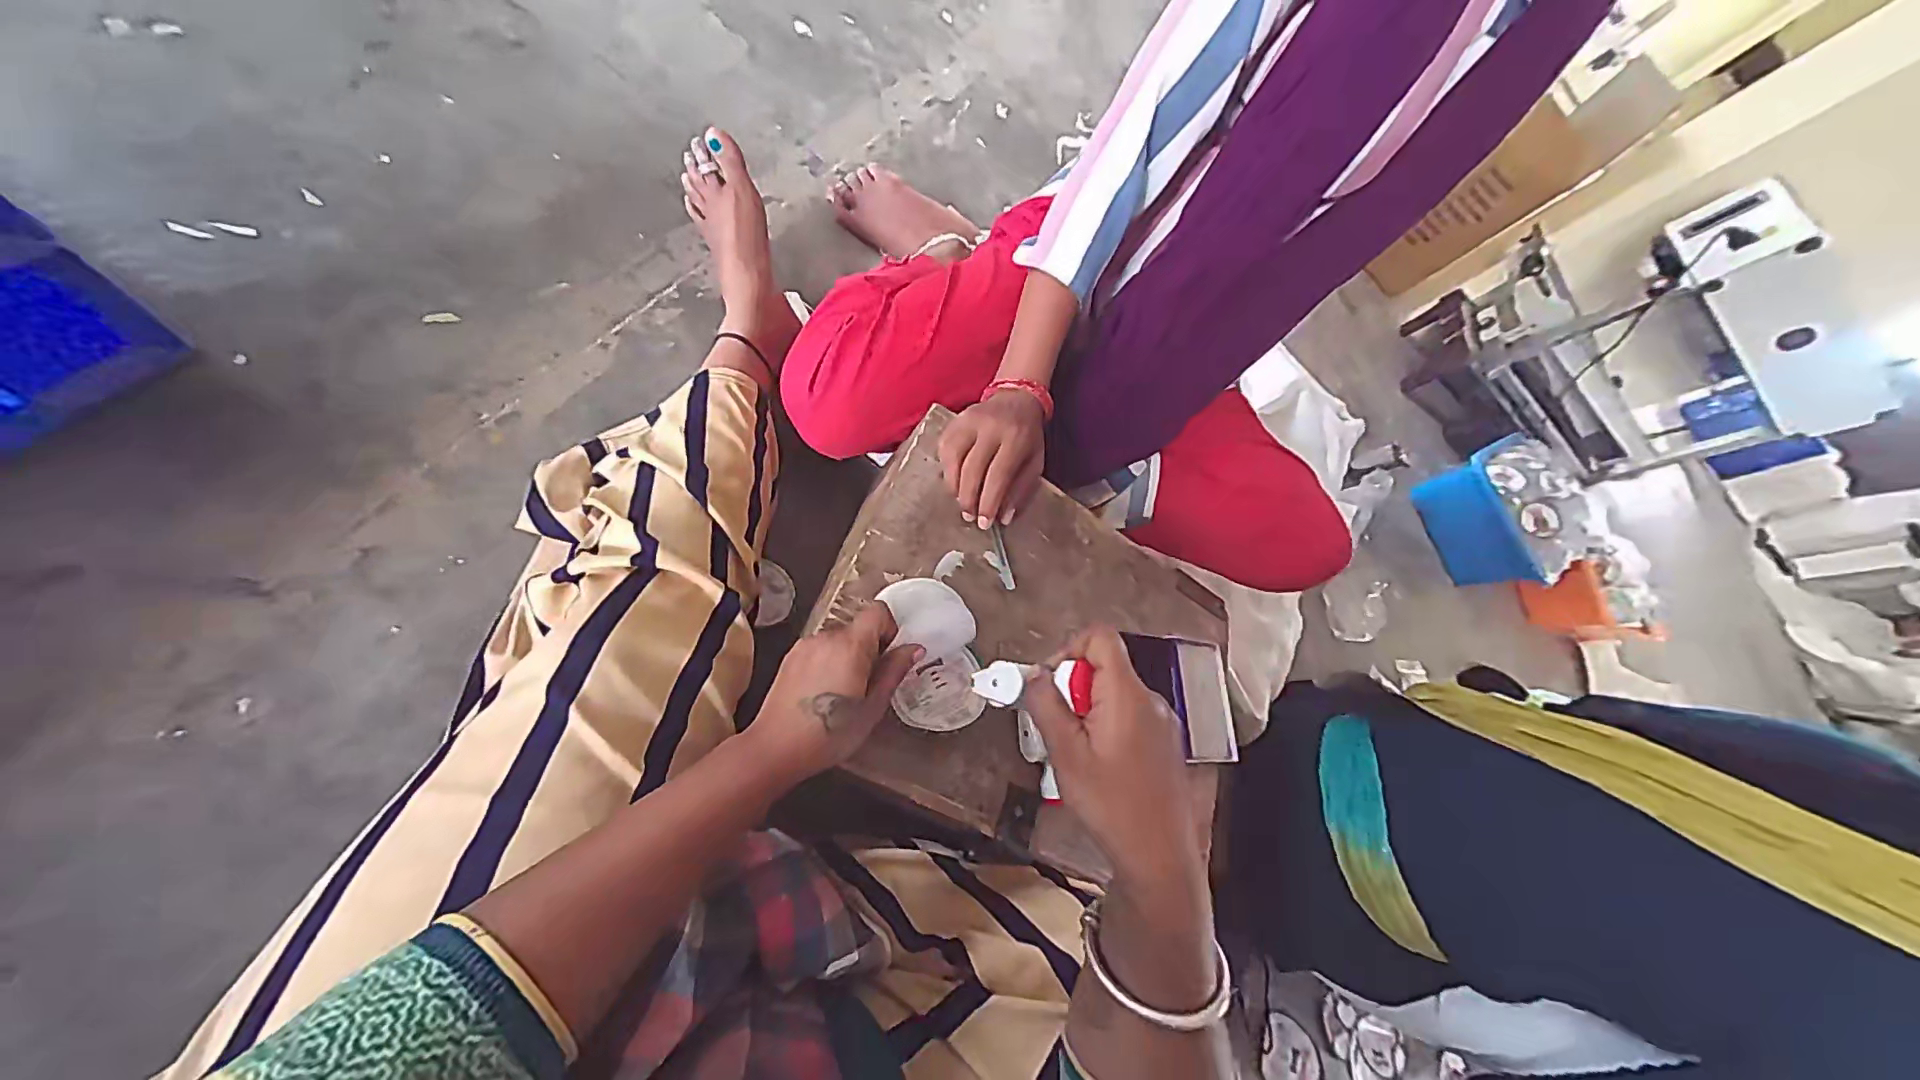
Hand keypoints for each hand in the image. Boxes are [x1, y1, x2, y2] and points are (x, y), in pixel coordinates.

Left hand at [749, 603, 922, 781]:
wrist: (775, 749)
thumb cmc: (829, 734)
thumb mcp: (872, 707)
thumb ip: (894, 671)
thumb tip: (914, 649)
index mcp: (851, 646)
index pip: (878, 611)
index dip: (889, 628)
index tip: (890, 654)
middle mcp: (826, 637)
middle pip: (858, 627)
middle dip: (869, 648)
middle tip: (870, 683)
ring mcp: (805, 646)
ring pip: (838, 639)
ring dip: (848, 656)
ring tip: (844, 691)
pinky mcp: (790, 657)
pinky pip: (820, 649)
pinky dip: (828, 662)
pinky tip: (824, 692)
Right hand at [939, 388, 1045, 527]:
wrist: (1016, 399)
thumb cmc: (1027, 437)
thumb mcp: (1034, 463)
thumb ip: (1020, 490)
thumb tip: (1003, 518)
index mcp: (1015, 437)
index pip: (998, 475)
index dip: (989, 502)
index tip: (984, 523)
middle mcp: (990, 426)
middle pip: (972, 469)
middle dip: (968, 498)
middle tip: (969, 516)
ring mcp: (968, 420)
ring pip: (952, 459)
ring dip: (954, 486)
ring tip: (961, 500)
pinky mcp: (954, 420)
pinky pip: (944, 449)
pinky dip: (946, 469)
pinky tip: (955, 479)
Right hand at [1022, 626, 1204, 885]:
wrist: (1160, 857)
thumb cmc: (1113, 807)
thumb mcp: (1066, 754)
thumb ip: (1046, 705)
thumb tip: (1033, 674)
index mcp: (1128, 694)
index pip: (1099, 636)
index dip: (1068, 649)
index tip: (1051, 684)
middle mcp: (1150, 700)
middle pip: (1104, 667)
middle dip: (1074, 689)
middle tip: (1061, 730)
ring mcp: (1162, 721)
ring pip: (1114, 694)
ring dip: (1088, 711)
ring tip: (1078, 754)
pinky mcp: (1164, 742)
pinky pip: (1128, 715)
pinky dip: (1106, 726)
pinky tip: (1100, 766)